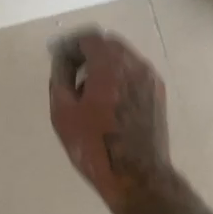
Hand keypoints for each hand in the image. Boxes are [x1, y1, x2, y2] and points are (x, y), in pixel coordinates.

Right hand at [48, 29, 173, 210]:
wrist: (137, 176)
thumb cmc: (94, 145)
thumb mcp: (63, 112)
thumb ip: (60, 78)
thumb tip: (62, 60)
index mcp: (110, 65)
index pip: (89, 38)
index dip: (69, 44)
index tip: (56, 56)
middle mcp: (135, 65)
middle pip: (108, 44)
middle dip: (86, 51)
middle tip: (68, 70)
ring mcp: (150, 79)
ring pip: (122, 57)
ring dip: (102, 63)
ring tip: (85, 88)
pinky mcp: (157, 94)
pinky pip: (133, 73)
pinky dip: (116, 75)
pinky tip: (104, 99)